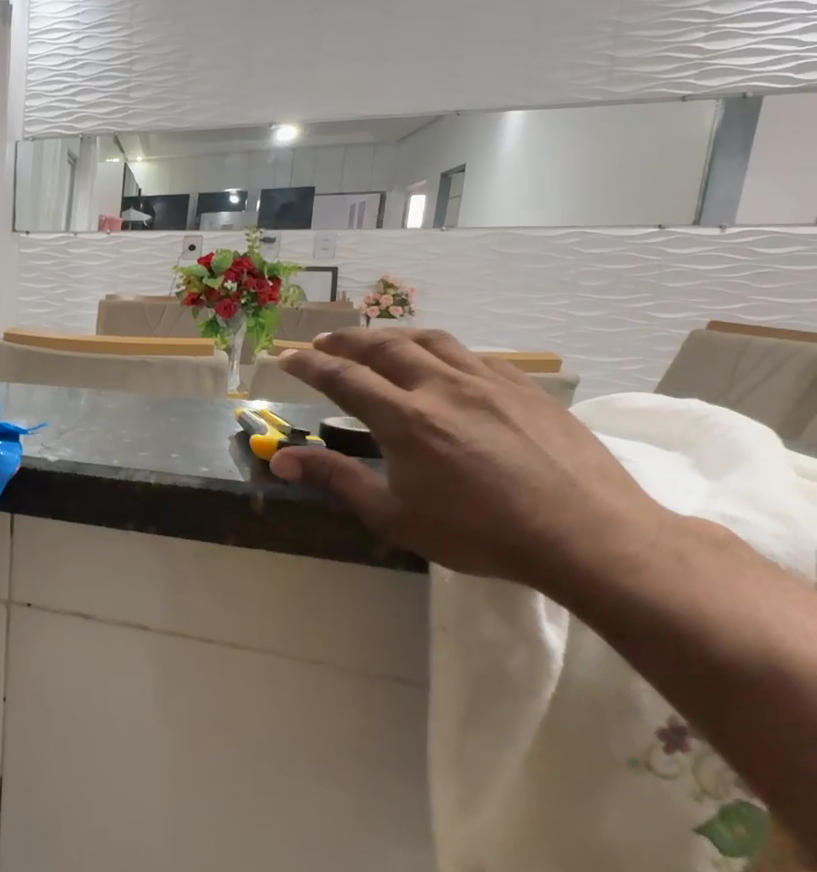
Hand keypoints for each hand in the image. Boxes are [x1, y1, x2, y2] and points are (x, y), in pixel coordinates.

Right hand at [269, 328, 680, 588]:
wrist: (589, 536)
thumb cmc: (481, 534)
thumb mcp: (394, 517)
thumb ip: (336, 479)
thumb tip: (282, 459)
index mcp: (407, 420)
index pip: (344, 378)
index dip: (310, 365)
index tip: (286, 357)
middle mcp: (444, 389)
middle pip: (386, 346)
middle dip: (348, 340)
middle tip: (324, 342)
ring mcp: (492, 384)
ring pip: (433, 341)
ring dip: (395, 335)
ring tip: (376, 340)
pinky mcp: (528, 391)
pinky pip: (476, 356)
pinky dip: (443, 351)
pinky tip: (443, 364)